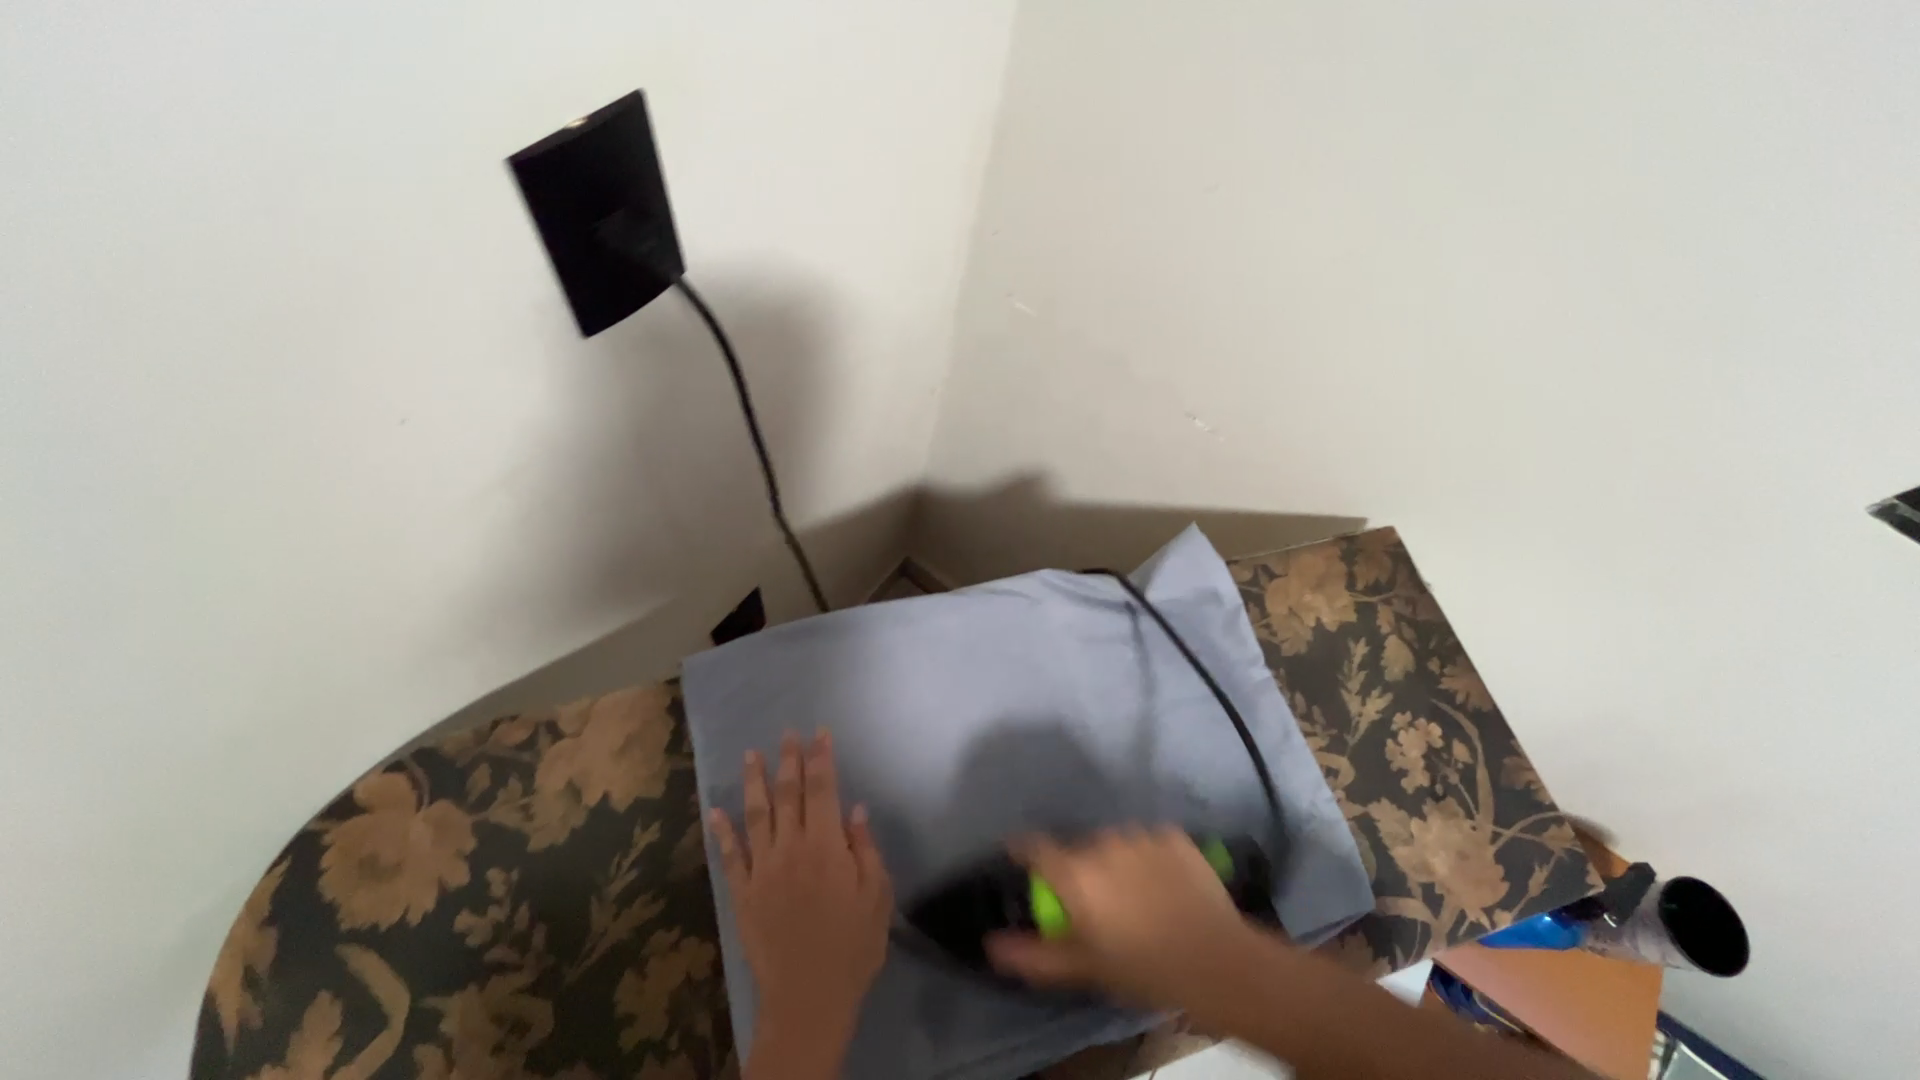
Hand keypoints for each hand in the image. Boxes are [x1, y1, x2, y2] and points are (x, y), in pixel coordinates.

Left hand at [709, 731, 891, 1037]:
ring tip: (751, 754)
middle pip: (788, 794)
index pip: (823, 789)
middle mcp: (791, 847)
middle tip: (787, 733)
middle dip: (789, 760)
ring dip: (754, 781)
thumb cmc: (853, 946)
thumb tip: (855, 810)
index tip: (820, 733)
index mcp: (826, 845)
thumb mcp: (877, 896)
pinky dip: (722, 831)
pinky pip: (730, 855)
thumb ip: (866, 850)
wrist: (809, 995)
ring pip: (756, 814)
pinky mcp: (742, 893)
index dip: (821, 758)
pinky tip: (715, 811)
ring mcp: (762, 869)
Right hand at [985, 826, 1259, 1008]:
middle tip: (1096, 904)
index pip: (1032, 847)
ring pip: (1115, 844)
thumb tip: (992, 943)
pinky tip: (1164, 886)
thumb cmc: (1143, 968)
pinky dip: (1149, 858)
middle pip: (1078, 849)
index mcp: (1074, 873)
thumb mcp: (1084, 968)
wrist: (1218, 960)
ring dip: (1115, 862)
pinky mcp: (1174, 835)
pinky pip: (1149, 843)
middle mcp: (1102, 843)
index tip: (1022, 860)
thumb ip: (1033, 954)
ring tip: (1135, 897)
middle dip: (1079, 869)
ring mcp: (1141, 835)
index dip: (1023, 851)